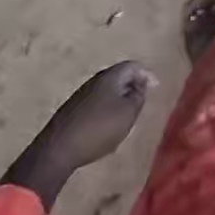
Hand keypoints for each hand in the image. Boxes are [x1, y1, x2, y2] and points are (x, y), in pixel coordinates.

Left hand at [2, 61, 156, 208]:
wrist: (58, 148)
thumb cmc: (99, 128)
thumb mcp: (128, 113)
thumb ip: (139, 96)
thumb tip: (141, 84)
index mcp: (110, 77)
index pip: (133, 66)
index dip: (146, 74)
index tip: (156, 87)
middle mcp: (95, 80)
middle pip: (119, 76)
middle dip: (133, 86)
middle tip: (143, 100)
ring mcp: (82, 94)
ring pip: (107, 90)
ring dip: (120, 98)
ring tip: (128, 115)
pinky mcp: (73, 110)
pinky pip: (97, 102)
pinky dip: (108, 108)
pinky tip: (108, 126)